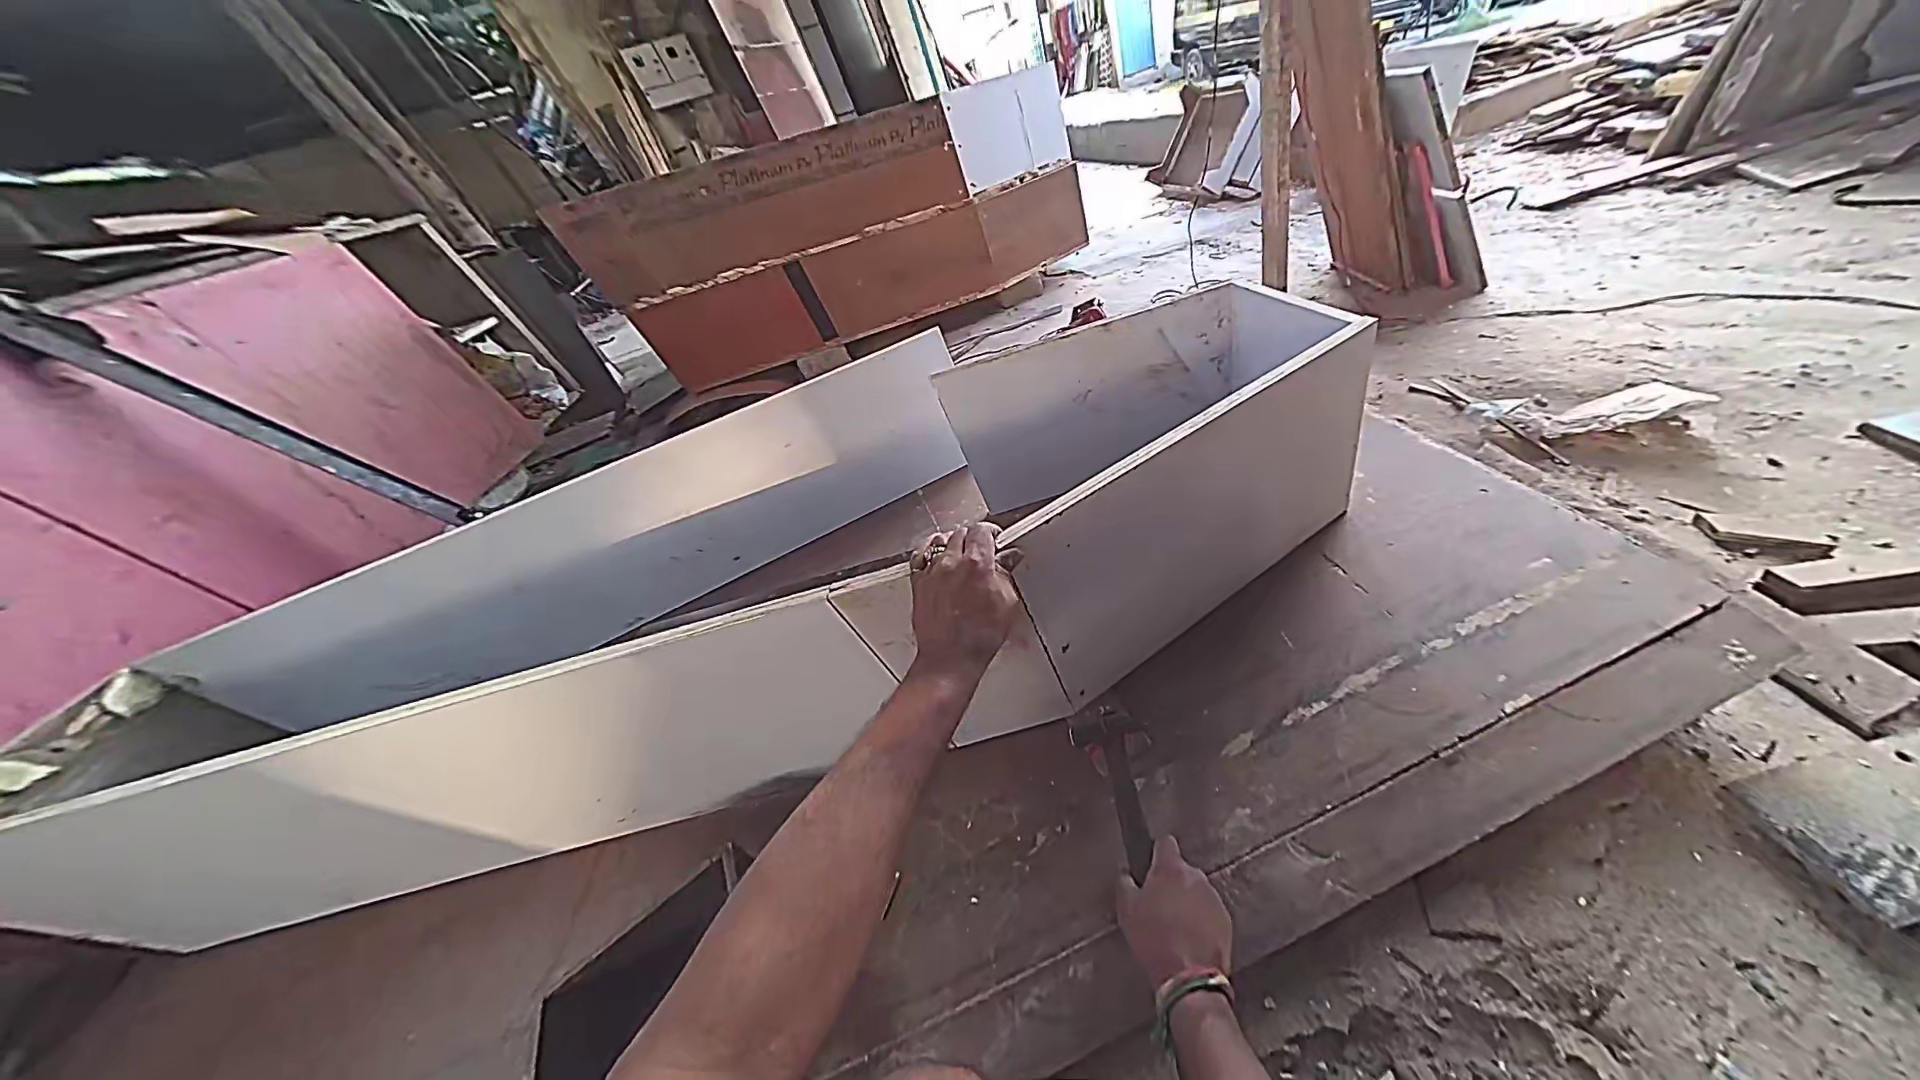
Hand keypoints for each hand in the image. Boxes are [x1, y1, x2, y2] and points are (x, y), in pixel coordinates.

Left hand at [908, 522, 1020, 680]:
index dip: (991, 532)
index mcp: (977, 564)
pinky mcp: (918, 583)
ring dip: (952, 543)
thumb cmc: (978, 637)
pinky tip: (936, 557)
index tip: (996, 538)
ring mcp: (932, 572)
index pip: (982, 531)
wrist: (950, 658)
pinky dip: (929, 552)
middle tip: (982, 548)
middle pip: (961, 533)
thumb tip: (1009, 559)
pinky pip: (920, 556)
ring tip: (960, 554)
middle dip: (973, 537)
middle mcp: (951, 562)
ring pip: (940, 541)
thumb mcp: (1007, 603)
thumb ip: (1006, 575)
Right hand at [1115, 836, 1232, 986]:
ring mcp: (1214, 898)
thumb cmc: (1154, 938)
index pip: (1165, 843)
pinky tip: (1190, 936)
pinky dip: (1201, 918)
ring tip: (1175, 923)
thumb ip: (1125, 884)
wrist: (1190, 977)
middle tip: (1159, 901)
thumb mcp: (1127, 909)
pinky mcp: (1226, 921)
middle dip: (1172, 881)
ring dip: (1187, 899)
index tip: (1151, 865)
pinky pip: (1210, 911)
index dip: (1157, 852)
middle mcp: (1196, 876)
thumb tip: (1127, 876)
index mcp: (1171, 868)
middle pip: (1182, 869)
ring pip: (1197, 891)